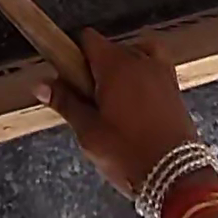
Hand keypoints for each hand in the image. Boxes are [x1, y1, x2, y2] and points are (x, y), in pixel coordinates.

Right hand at [33, 28, 198, 195]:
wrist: (177, 179)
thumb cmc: (129, 155)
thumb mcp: (89, 132)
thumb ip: (65, 102)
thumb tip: (40, 84)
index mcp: (113, 64)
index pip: (87, 38)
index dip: (75, 55)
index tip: (72, 79)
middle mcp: (137, 58)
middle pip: (108, 49)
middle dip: (96, 69)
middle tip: (92, 102)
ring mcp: (159, 69)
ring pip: (131, 55)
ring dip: (120, 71)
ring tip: (116, 104)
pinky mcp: (174, 84)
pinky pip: (155, 62)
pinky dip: (145, 69)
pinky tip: (140, 93)